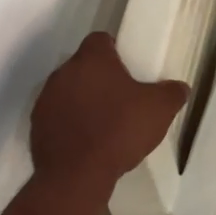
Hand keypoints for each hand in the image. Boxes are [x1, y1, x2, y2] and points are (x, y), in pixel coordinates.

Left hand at [28, 32, 188, 202]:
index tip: (129, 66)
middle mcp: (63, 73)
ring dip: (83, 99)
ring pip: (69, 90)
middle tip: (122, 96)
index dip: (116, 49)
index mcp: (92, 59)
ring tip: (105, 122)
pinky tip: (87, 141)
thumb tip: (178, 87)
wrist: (76, 175)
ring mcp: (46, 100)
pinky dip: (70, 122)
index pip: (100, 39)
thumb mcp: (160, 110)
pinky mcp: (36, 126)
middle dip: (100, 77)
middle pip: (84, 65)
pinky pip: (57, 116)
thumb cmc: (119, 130)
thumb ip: (172, 92)